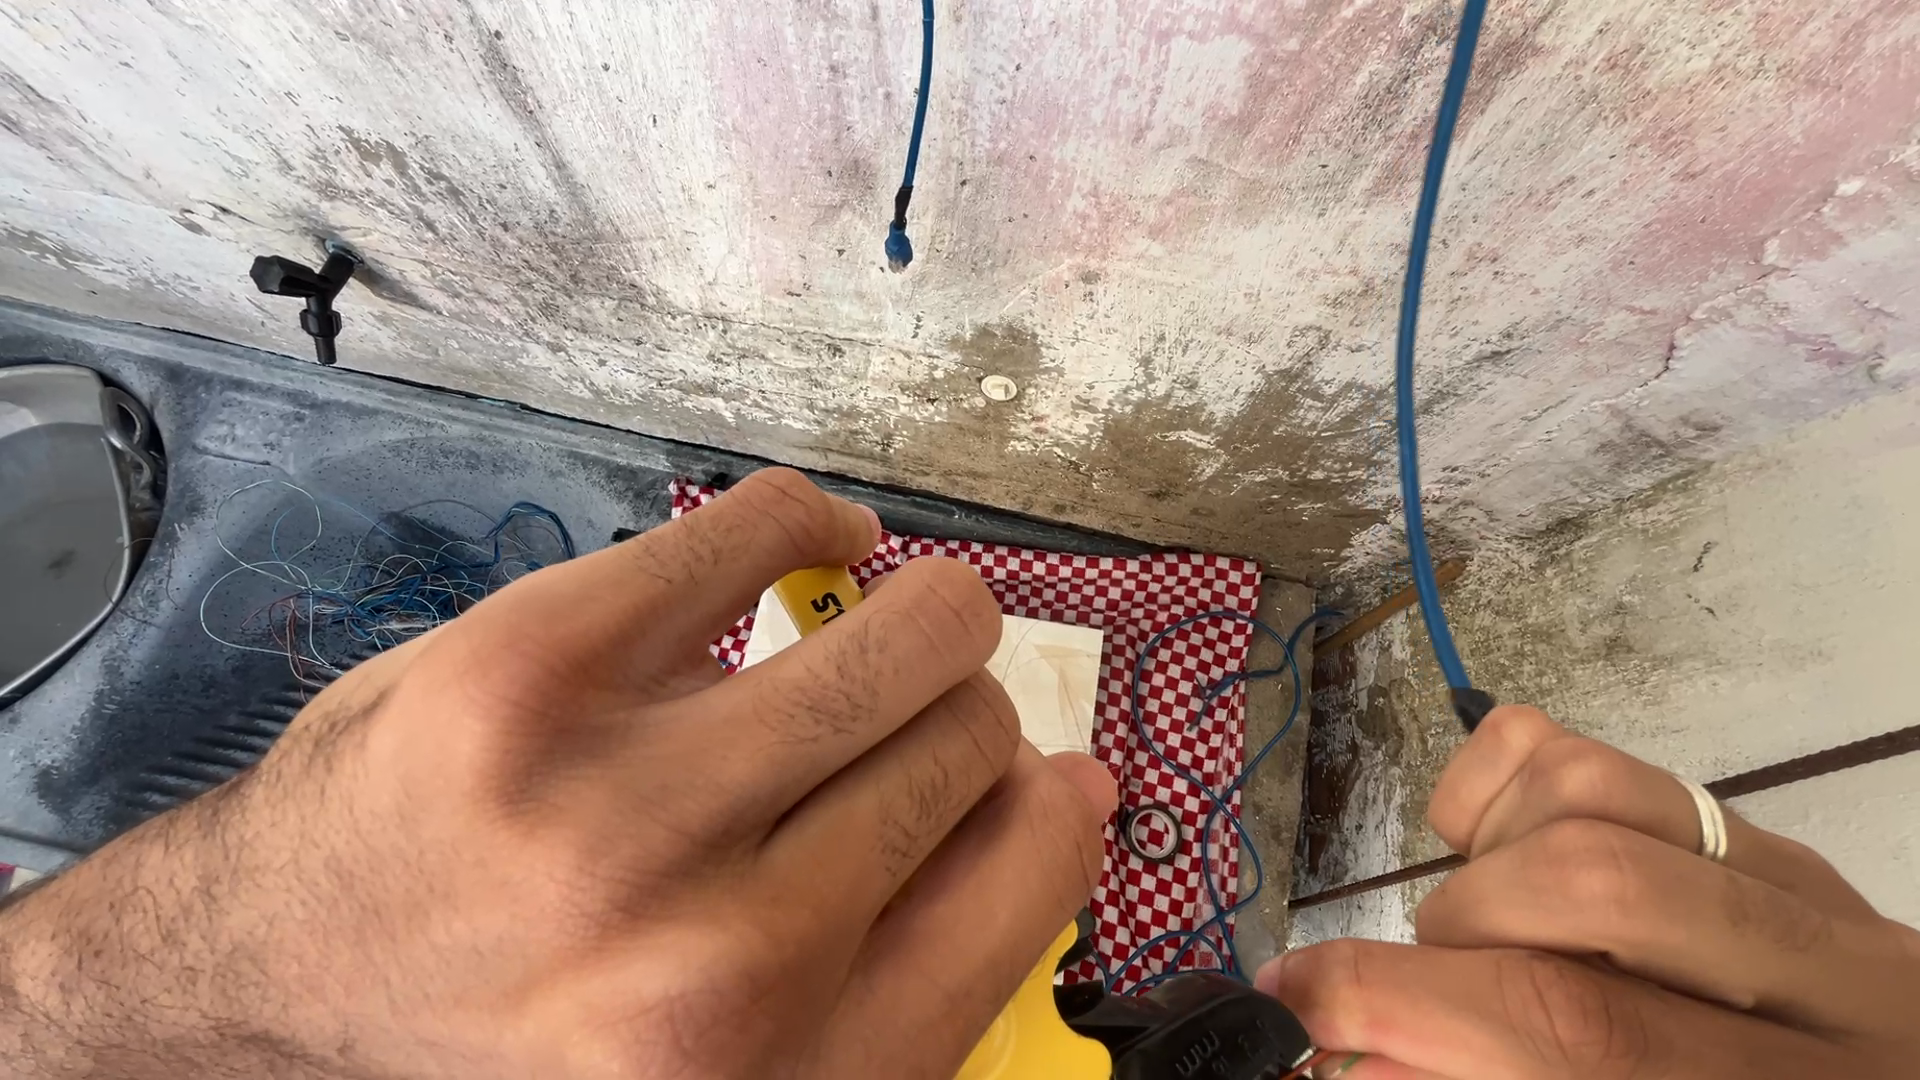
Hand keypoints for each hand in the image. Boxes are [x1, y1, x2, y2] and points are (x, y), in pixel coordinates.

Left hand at [0, 468, 1117, 1078]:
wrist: (274, 1002)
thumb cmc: (556, 1032)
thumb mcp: (772, 1055)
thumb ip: (938, 932)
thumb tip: (1078, 781)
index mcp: (810, 1075)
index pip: (1038, 865)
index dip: (1047, 797)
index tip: (1002, 774)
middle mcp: (731, 962)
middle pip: (978, 731)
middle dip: (955, 709)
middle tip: (882, 719)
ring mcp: (624, 804)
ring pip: (920, 626)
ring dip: (914, 622)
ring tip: (853, 636)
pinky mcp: (540, 661)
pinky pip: (772, 523)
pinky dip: (817, 523)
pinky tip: (814, 548)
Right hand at [1259, 706, 1919, 1077]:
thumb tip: (1342, 1053)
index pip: (1575, 1025)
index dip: (1405, 999)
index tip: (1292, 994)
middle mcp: (1839, 972)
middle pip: (1589, 879)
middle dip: (1455, 925)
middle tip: (1437, 972)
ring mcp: (1788, 873)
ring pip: (1582, 787)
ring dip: (1485, 855)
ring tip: (1488, 917)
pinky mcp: (1730, 812)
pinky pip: (1569, 746)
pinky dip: (1493, 788)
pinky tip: (1502, 851)